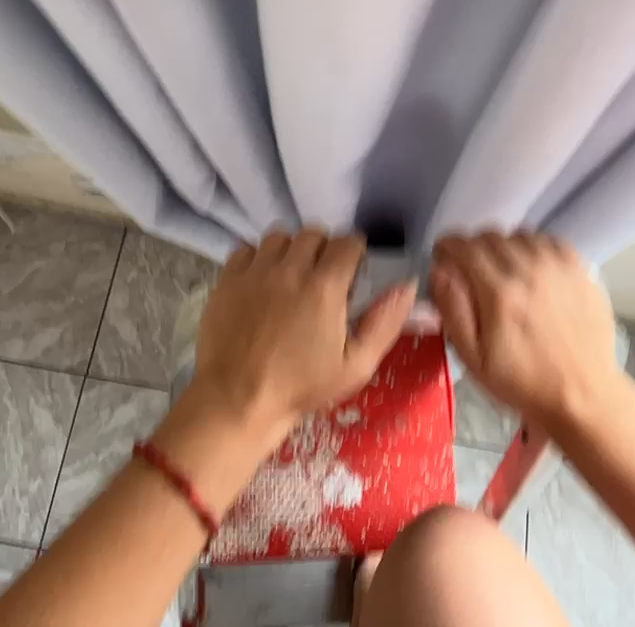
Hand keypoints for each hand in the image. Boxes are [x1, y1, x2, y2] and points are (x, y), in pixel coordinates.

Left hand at [187, 227, 416, 442]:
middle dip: (323, 249)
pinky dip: (256, 259)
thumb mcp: (356, 366)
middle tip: (321, 277)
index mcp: (325, 286)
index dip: (354, 254)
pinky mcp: (227, 279)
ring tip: (289, 277)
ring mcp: (255, 271)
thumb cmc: (301, 387)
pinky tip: (260, 282)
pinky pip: (246, 249)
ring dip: (289, 250)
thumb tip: (407, 285)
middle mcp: (290, 268)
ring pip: (279, 236)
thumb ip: (385, 322)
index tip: (352, 273)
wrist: (237, 400)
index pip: (348, 242)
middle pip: (313, 233)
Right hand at [431, 231, 627, 429]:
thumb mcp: (473, 358)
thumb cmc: (521, 380)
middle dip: (473, 248)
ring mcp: (557, 266)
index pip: (463, 245)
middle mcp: (529, 269)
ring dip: (504, 247)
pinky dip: (533, 247)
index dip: (447, 248)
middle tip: (472, 272)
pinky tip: (531, 269)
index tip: (444, 258)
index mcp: (499, 292)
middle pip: (489, 236)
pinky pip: (547, 240)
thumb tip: (440, 270)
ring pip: (518, 234)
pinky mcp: (579, 268)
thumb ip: (452, 309)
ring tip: (503, 271)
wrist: (582, 395)